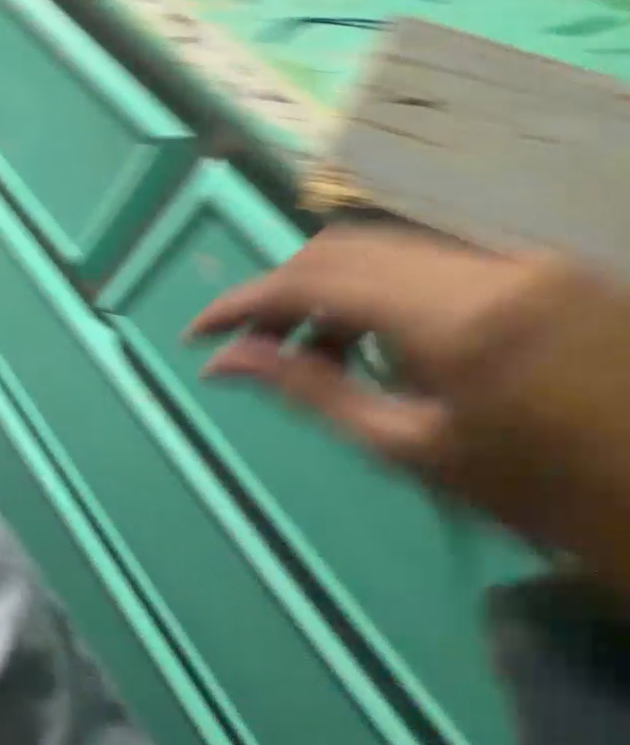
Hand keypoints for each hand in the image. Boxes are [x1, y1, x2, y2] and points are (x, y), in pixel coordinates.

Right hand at [186, 224, 629, 596]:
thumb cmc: (546, 495)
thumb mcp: (407, 448)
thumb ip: (306, 388)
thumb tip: (220, 361)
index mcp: (458, 318)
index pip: (313, 278)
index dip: (243, 302)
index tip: (198, 334)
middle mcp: (492, 268)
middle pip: (342, 249)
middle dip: (280, 293)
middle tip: (248, 347)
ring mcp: (527, 262)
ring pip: (383, 249)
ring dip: (326, 292)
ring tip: (313, 354)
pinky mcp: (546, 270)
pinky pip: (428, 262)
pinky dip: (377, 292)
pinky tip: (375, 342)